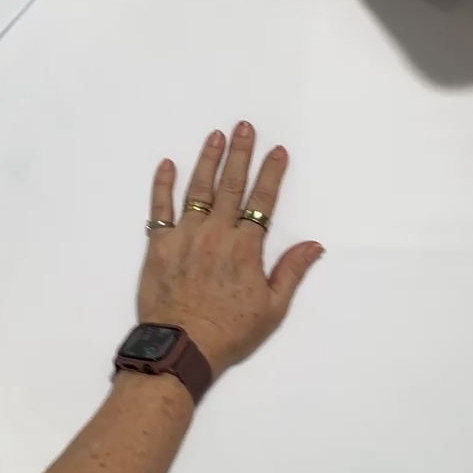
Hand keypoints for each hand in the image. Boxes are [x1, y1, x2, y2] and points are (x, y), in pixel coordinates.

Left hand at [138, 122, 323, 375]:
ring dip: (207, 160)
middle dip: (240, 154)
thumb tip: (313, 245)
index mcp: (245, 247)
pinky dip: (162, 186)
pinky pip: (159, 208)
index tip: (277, 151)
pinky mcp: (158, 245)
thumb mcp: (272, 308)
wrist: (181, 346)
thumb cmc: (229, 331)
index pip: (262, 201)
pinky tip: (167, 165)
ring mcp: (185, 236)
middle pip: (231, 185)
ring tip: (214, 136)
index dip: (271, 174)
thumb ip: (291, 271)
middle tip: (243, 126)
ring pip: (198, 190)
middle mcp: (216, 234)